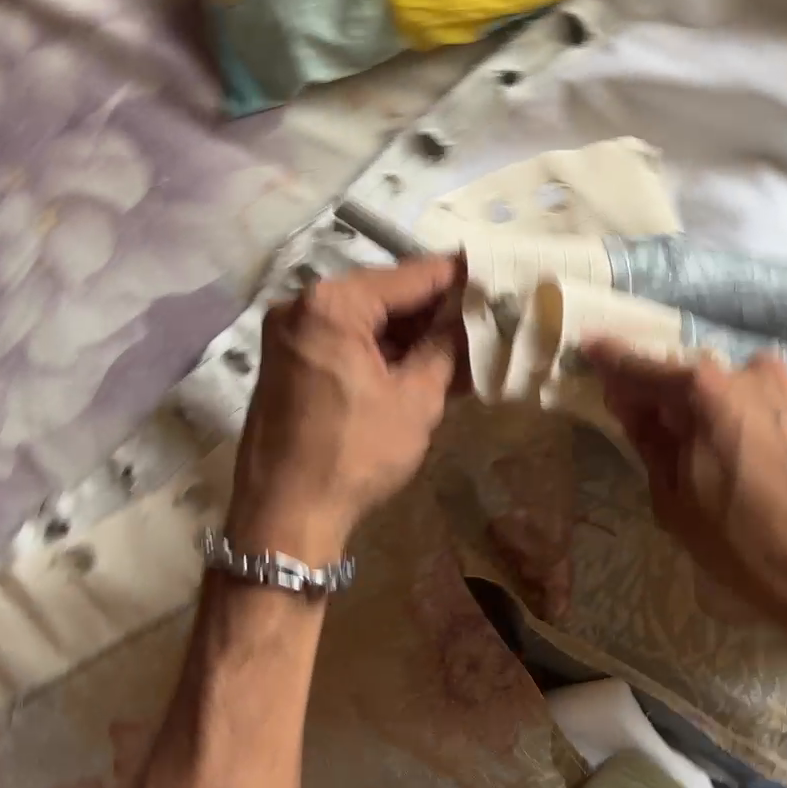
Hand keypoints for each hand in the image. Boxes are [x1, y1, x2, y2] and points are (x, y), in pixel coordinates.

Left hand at [227, 258, 459, 557]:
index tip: (500, 273)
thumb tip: (472, 316)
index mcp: (333, 304)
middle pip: (388, 293)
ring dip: (415, 332)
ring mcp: (292, 332)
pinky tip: (428, 362)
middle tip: (489, 315)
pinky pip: (349, 339)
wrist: (286, 515)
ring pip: (370, 318)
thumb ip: (447, 345)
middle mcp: (304, 304)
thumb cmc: (356, 453)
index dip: (461, 276)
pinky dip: (386, 349)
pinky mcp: (291, 359)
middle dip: (438, 308)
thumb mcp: (417, 398)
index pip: (414, 275)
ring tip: (467, 344)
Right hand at [583, 340, 786, 650]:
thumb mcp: (679, 505)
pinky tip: (774, 475)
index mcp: (710, 390)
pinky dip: (765, 431)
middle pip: (700, 382)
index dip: (613, 363)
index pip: (645, 368)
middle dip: (677, 405)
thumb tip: (634, 405)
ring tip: (732, 473)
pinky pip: (781, 413)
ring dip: (727, 420)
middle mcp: (758, 372)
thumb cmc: (753, 549)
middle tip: (666, 444)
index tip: (591, 351)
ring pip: (745, 398)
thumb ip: (651, 442)